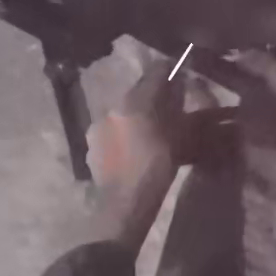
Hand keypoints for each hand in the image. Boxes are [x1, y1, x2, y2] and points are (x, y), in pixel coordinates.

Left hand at [87, 62, 184, 248]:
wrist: (123, 205)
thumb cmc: (155, 171)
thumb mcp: (179, 140)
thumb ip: (182, 112)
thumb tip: (184, 91)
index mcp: (134, 103)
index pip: (155, 73)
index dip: (170, 71)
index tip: (181, 72)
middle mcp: (112, 108)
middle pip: (138, 93)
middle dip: (154, 95)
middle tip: (169, 105)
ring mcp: (98, 126)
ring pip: (123, 112)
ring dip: (138, 115)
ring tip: (152, 130)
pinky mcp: (91, 145)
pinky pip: (112, 130)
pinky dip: (125, 133)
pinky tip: (134, 147)